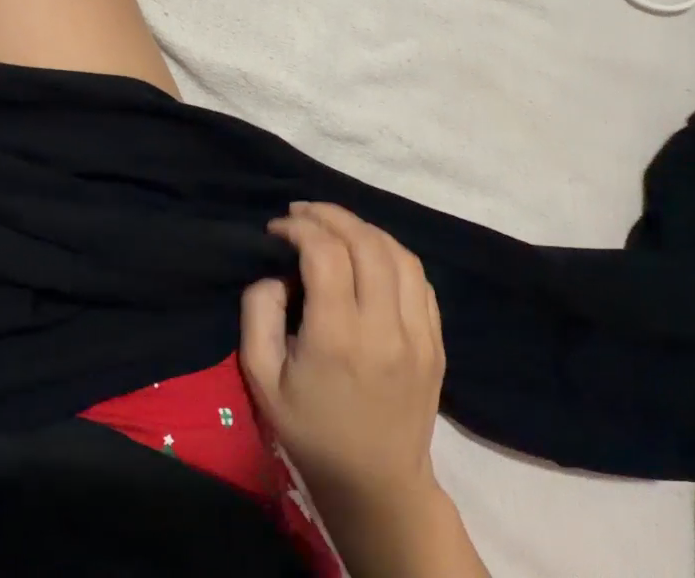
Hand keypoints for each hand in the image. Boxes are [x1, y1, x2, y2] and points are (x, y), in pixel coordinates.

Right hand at [241, 203, 444, 515]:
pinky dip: (392, 255)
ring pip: (401, 255)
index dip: (299, 227)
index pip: (325, 254)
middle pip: (367, 243)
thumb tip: (275, 274)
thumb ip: (257, 313)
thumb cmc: (308, 428)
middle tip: (301, 213)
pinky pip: (420, 281)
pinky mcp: (436, 343)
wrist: (375, 480)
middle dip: (330, 216)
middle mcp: (385, 329)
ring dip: (364, 229)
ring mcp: (419, 335)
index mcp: (337, 337)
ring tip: (334, 226)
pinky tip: (368, 255)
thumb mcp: (260, 375)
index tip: (276, 228)